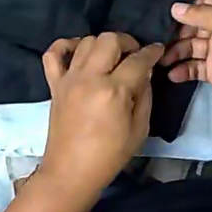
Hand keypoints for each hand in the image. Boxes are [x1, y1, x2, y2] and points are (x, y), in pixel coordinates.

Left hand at [37, 32, 162, 197]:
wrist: (71, 171)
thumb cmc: (109, 155)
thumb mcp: (140, 129)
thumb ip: (145, 95)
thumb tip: (144, 73)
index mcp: (114, 91)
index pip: (138, 60)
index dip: (152, 52)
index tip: (158, 51)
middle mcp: (90, 78)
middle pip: (109, 40)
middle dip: (127, 41)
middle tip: (134, 55)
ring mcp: (69, 79)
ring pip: (86, 42)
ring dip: (102, 44)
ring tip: (111, 57)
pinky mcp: (54, 84)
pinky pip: (53, 53)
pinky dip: (66, 46)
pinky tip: (79, 53)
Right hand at [162, 0, 211, 120]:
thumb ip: (203, 15)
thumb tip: (176, 8)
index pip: (207, 4)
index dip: (189, 8)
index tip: (169, 15)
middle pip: (196, 26)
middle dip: (178, 31)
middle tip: (159, 39)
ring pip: (192, 47)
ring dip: (176, 52)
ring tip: (161, 59)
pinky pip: (194, 68)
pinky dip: (183, 70)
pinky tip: (172, 74)